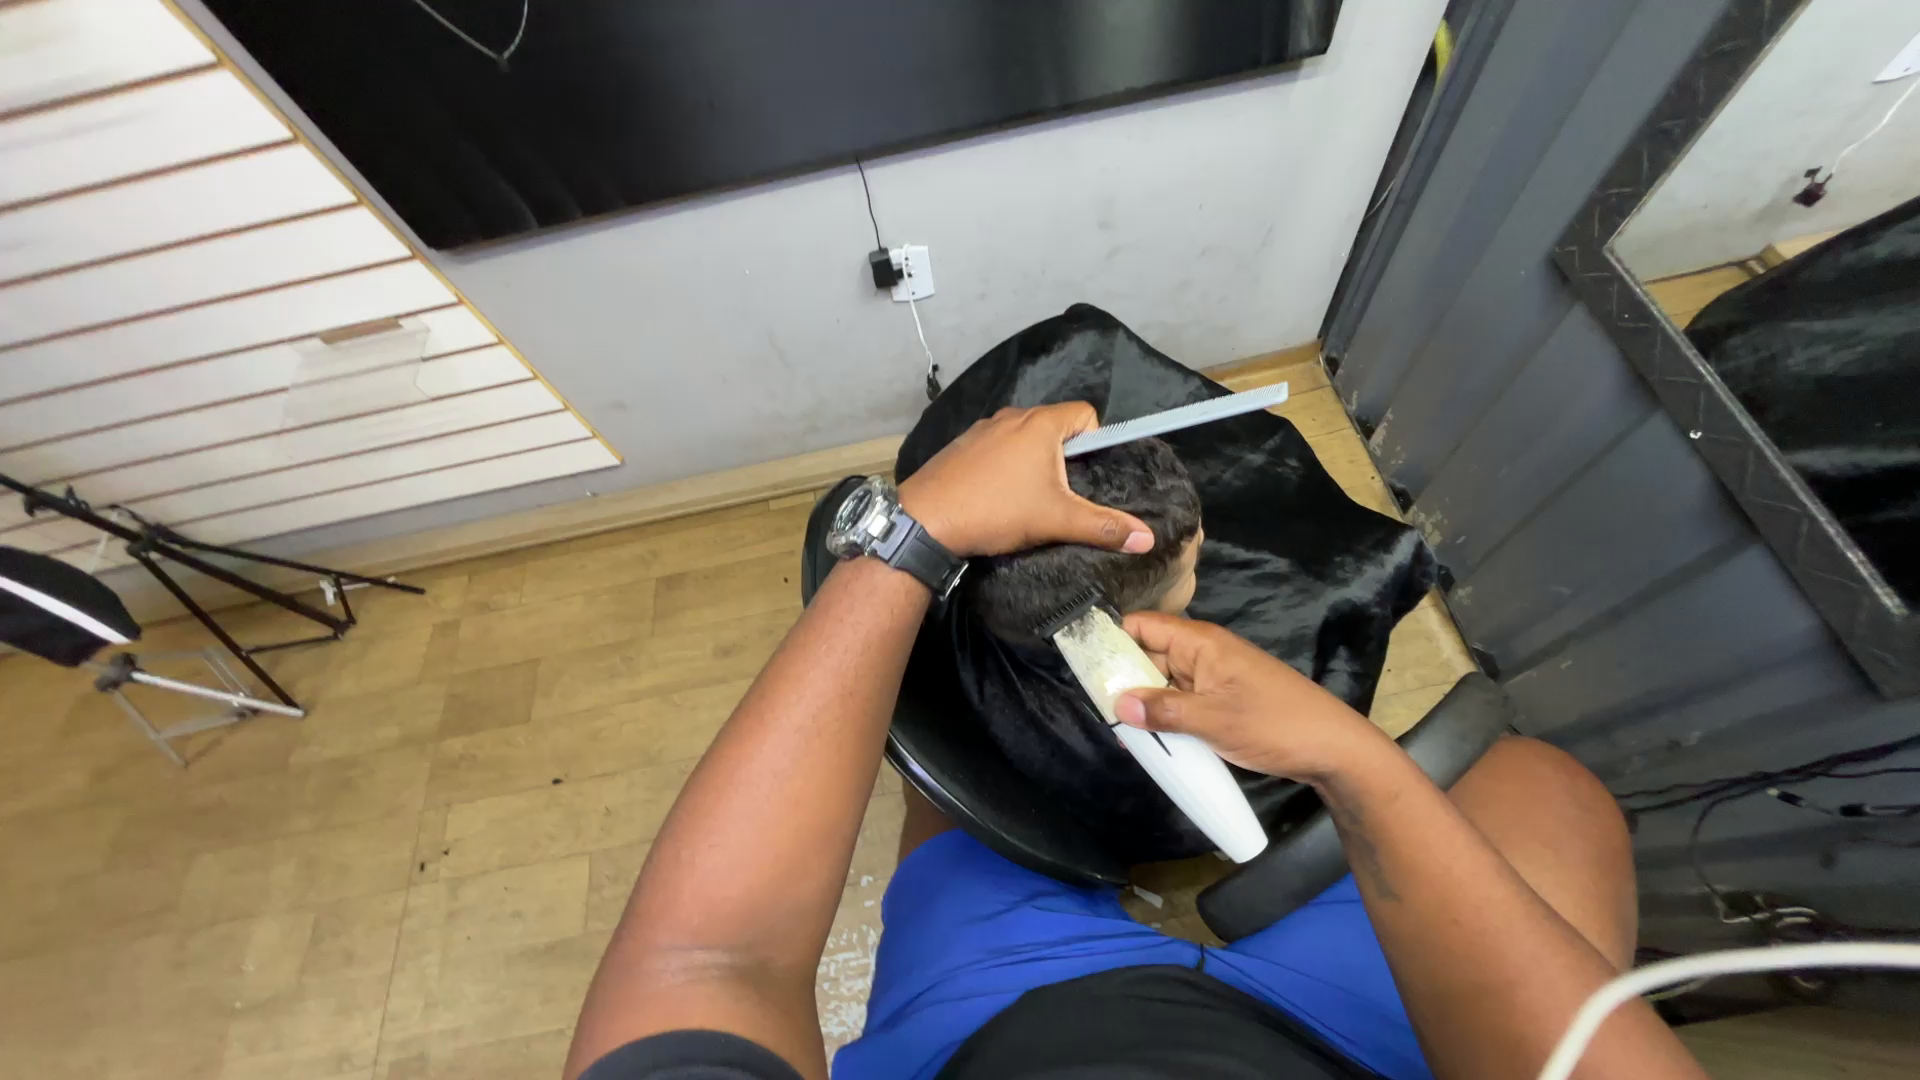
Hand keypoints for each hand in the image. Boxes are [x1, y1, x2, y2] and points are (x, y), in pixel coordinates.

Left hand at [897, 403, 1154, 557]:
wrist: (924, 520)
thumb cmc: (996, 511)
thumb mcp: (1056, 520)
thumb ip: (1104, 527)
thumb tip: (1148, 539)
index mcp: (1039, 423)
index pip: (1085, 414)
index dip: (1095, 440)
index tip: (1089, 474)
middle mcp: (1010, 416)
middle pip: (1054, 426)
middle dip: (1064, 456)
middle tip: (1062, 493)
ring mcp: (980, 429)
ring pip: (1022, 438)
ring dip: (1032, 462)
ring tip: (1028, 498)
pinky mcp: (959, 447)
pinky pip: (995, 448)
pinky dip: (1003, 466)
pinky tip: (996, 496)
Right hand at [1114, 612, 1392, 783]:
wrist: (1334, 750)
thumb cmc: (1275, 724)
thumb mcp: (1214, 720)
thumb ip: (1163, 710)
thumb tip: (1116, 705)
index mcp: (1200, 642)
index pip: (1141, 625)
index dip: (1111, 638)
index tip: (1083, 663)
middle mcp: (1202, 653)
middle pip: (1147, 654)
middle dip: (1121, 677)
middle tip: (1096, 705)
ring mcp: (1211, 678)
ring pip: (1161, 681)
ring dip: (1142, 701)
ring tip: (1117, 727)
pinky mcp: (1219, 700)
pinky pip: (1179, 700)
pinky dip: (1163, 716)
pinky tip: (1149, 739)